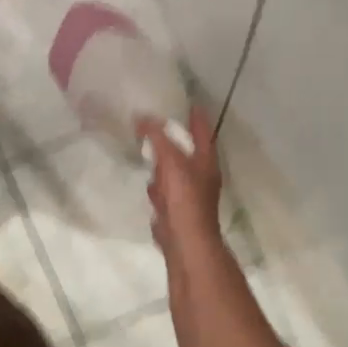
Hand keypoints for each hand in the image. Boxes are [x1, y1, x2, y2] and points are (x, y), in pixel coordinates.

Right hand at [137, 106, 223, 264]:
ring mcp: (189, 197)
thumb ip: (157, 137)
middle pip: (190, 153)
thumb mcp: (171, 161)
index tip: (191, 101)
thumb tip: (142, 116)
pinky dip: (158, 187)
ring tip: (149, 151)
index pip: (203, 133)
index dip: (198, 117)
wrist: (186, 245)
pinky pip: (165, 193)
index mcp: (206, 162)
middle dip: (178, 140)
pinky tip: (148, 186)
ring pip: (176, 173)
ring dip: (165, 163)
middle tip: (160, 123)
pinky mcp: (176, 213)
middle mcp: (201, 178)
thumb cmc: (185, 199)